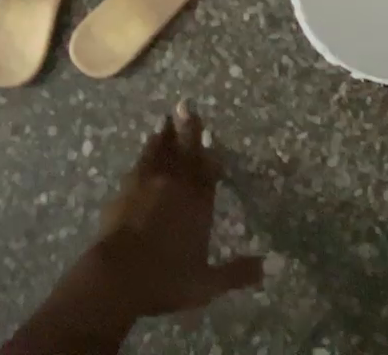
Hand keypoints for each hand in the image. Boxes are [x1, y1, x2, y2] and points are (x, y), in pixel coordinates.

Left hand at [88, 101, 264, 318]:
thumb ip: (238, 273)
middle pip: (184, 150)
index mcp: (198, 202)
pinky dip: (143, 158)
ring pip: (158, 152)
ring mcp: (146, 185)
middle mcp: (175, 185)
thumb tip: (272, 266)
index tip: (209, 135)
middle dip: (187, 128)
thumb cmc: (164, 280)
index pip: (207, 169)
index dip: (209, 153)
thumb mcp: (206, 283)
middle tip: (185, 104)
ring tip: (164, 123)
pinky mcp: (123, 193)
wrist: (115, 278)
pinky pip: (138, 166)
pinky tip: (142, 158)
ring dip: (162, 137)